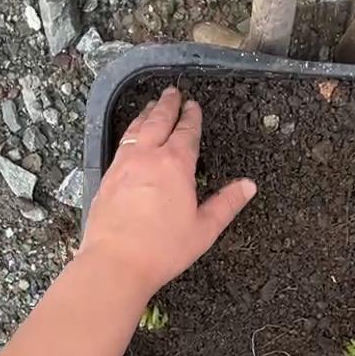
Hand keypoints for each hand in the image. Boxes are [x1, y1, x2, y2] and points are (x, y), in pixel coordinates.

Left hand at [77, 86, 256, 295]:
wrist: (115, 263)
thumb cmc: (162, 249)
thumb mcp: (203, 229)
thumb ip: (226, 204)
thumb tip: (248, 186)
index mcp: (175, 164)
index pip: (186, 132)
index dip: (191, 117)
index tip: (193, 106)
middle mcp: (147, 157)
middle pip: (158, 121)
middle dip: (167, 105)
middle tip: (172, 92)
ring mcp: (123, 166)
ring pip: (136, 130)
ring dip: (145, 115)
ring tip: (150, 107)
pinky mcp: (106, 180)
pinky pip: (120, 147)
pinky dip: (129, 134)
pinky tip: (130, 139)